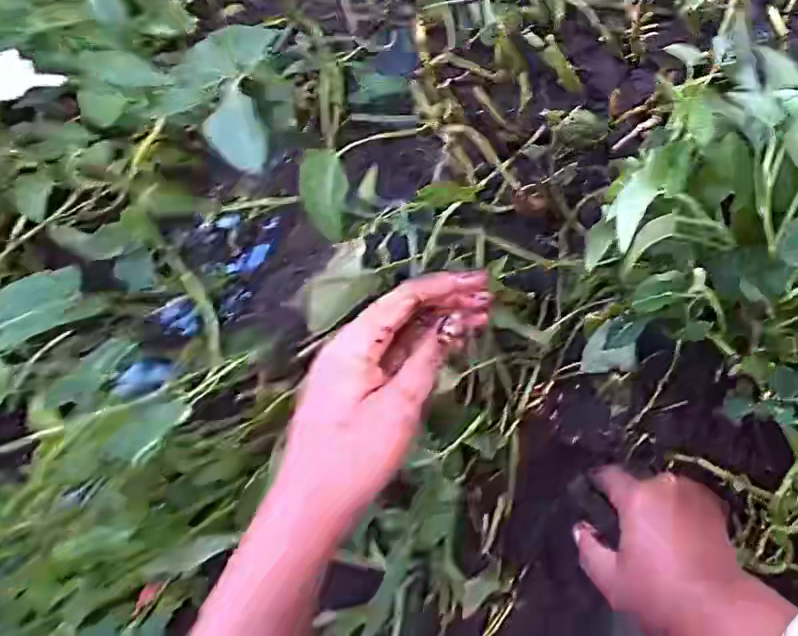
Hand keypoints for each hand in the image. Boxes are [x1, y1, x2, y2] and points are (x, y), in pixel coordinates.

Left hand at [272, 269, 491, 527]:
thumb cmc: (354, 459)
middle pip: (405, 308)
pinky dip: (428, 342)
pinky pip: (398, 350)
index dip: (446, 285)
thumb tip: (454, 320)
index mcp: (353, 343)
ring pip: (404, 329)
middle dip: (448, 300)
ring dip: (441, 320)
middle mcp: (350, 345)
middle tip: (489, 298)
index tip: (482, 281)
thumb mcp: (400, 404)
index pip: (405, 296)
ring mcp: (353, 366)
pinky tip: (455, 341)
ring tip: (482, 315)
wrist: (308, 517)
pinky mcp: (358, 386)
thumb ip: (428, 354)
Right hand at [574, 467, 797, 635]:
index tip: (595, 485)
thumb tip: (581, 530)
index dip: (600, 480)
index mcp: (637, 497)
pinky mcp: (713, 501)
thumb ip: (590, 550)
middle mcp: (665, 484)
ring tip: (661, 541)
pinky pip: (689, 499)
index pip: (611, 476)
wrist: (711, 603)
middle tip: (633, 535)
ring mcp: (692, 490)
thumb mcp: (612, 580)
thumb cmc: (659, 594)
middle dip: (635, 505)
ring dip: (661, 507)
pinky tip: (683, 538)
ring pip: (667, 492)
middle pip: (641, 487)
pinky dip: (683, 511)